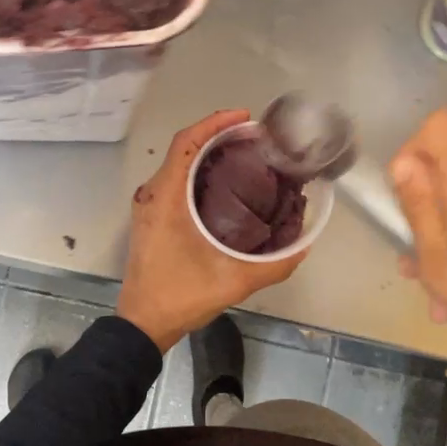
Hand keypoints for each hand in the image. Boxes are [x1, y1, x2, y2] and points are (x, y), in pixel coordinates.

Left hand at [117, 109, 306, 351]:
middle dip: (217, 137)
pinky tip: (224, 189)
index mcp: (166, 198)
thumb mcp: (233, 281)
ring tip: (244, 158)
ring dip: (207, 156)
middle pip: (183, 149)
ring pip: (177, 167)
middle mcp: (153, 195)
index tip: (245, 120)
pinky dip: (197, 175)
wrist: (143, 325)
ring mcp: (149, 209)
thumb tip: (303, 247)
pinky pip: (173, 184)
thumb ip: (272, 265)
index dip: (215, 123)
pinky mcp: (151, 222)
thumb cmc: (180, 297)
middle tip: (254, 141)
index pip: (186, 142)